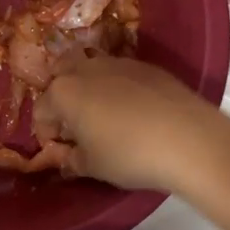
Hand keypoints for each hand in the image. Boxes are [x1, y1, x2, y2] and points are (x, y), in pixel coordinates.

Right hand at [33, 57, 228, 192]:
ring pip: (90, 68)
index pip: (41, 109)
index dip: (46, 132)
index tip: (58, 149)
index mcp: (63, 92)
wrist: (189, 138)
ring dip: (88, 87)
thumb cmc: (129, 154)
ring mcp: (116, 63)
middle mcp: (85, 69)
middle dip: (60, 95)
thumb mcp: (93, 166)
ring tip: (102, 114)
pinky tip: (133, 111)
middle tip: (74, 122)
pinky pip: (119, 73)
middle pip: (60, 74)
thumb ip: (71, 159)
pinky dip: (116, 87)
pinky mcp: (145, 66)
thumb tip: (64, 156)